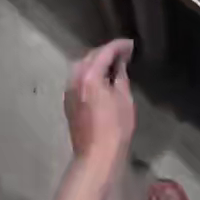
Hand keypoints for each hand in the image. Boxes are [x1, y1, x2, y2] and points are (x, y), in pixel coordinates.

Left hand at [65, 40, 134, 171]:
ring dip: (96, 62)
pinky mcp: (68, 100)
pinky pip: (78, 78)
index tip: (131, 44)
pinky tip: (101, 79)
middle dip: (106, 52)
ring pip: (81, 66)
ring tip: (114, 64)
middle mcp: (74, 78)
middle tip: (124, 53)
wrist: (96, 155)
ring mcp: (68, 89)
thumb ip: (120, 77)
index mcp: (89, 75)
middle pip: (90, 57)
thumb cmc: (115, 128)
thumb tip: (120, 64)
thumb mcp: (124, 99)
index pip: (104, 52)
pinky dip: (89, 73)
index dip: (118, 46)